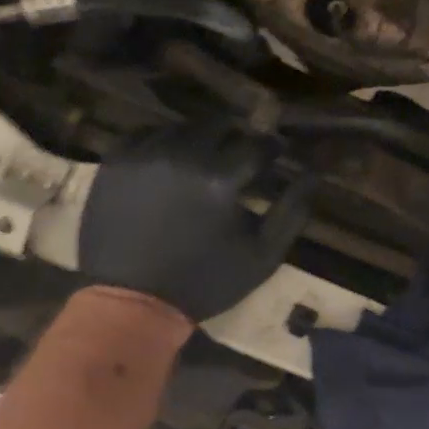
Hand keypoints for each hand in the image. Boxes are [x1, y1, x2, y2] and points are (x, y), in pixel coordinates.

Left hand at [77, 121, 314, 320]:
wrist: (131, 302)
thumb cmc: (205, 282)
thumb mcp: (262, 256)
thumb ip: (292, 210)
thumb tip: (313, 173)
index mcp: (220, 180)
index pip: (258, 144)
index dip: (272, 147)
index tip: (276, 154)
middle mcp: (182, 156)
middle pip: (220, 125)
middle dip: (236, 138)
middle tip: (241, 156)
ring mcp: (143, 156)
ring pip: (183, 126)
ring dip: (201, 138)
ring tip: (205, 158)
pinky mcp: (114, 163)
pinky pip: (146, 135)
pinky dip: (165, 142)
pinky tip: (171, 160)